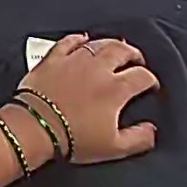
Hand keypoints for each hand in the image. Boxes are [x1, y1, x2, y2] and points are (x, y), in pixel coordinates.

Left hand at [18, 33, 159, 163]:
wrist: (36, 127)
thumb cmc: (72, 139)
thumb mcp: (113, 148)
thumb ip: (138, 139)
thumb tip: (151, 131)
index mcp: (115, 89)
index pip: (142, 76)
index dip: (150, 80)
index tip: (150, 84)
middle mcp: (97, 69)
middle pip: (122, 51)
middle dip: (134, 54)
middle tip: (137, 59)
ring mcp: (74, 61)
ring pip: (98, 43)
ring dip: (110, 43)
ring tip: (116, 47)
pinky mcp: (53, 59)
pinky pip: (68, 41)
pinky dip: (78, 38)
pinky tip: (82, 39)